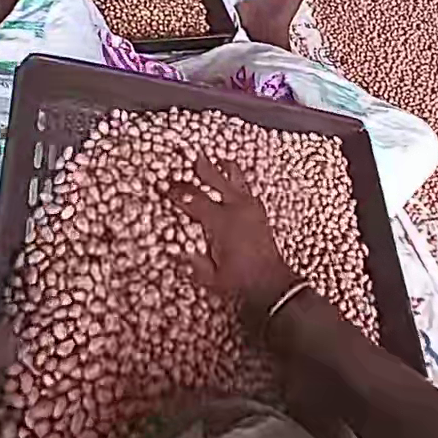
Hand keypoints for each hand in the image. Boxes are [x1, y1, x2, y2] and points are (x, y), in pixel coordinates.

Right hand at [168, 155, 299, 316]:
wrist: (271, 283)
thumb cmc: (240, 281)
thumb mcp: (209, 275)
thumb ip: (192, 261)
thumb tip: (174, 250)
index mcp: (220, 221)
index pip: (193, 200)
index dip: (178, 192)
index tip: (166, 186)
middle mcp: (236, 208)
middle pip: (215, 179)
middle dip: (201, 166)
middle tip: (191, 155)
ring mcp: (250, 207)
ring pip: (235, 178)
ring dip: (223, 168)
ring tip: (217, 159)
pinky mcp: (259, 211)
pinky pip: (246, 188)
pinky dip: (237, 181)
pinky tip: (233, 180)